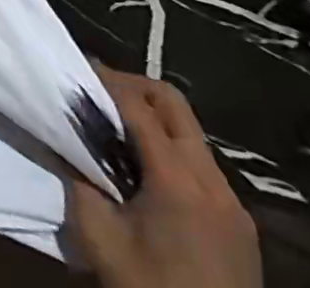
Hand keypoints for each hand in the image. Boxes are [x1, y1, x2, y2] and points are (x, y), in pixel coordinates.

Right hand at [66, 66, 260, 287]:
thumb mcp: (99, 239)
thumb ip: (80, 183)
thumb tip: (68, 146)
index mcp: (177, 179)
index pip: (139, 109)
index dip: (108, 83)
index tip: (82, 69)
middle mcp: (212, 179)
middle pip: (174, 105)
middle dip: (135, 87)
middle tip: (101, 89)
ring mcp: (232, 200)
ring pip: (192, 133)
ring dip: (155, 118)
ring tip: (119, 128)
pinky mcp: (240, 222)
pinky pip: (203, 165)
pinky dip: (173, 149)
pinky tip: (148, 170)